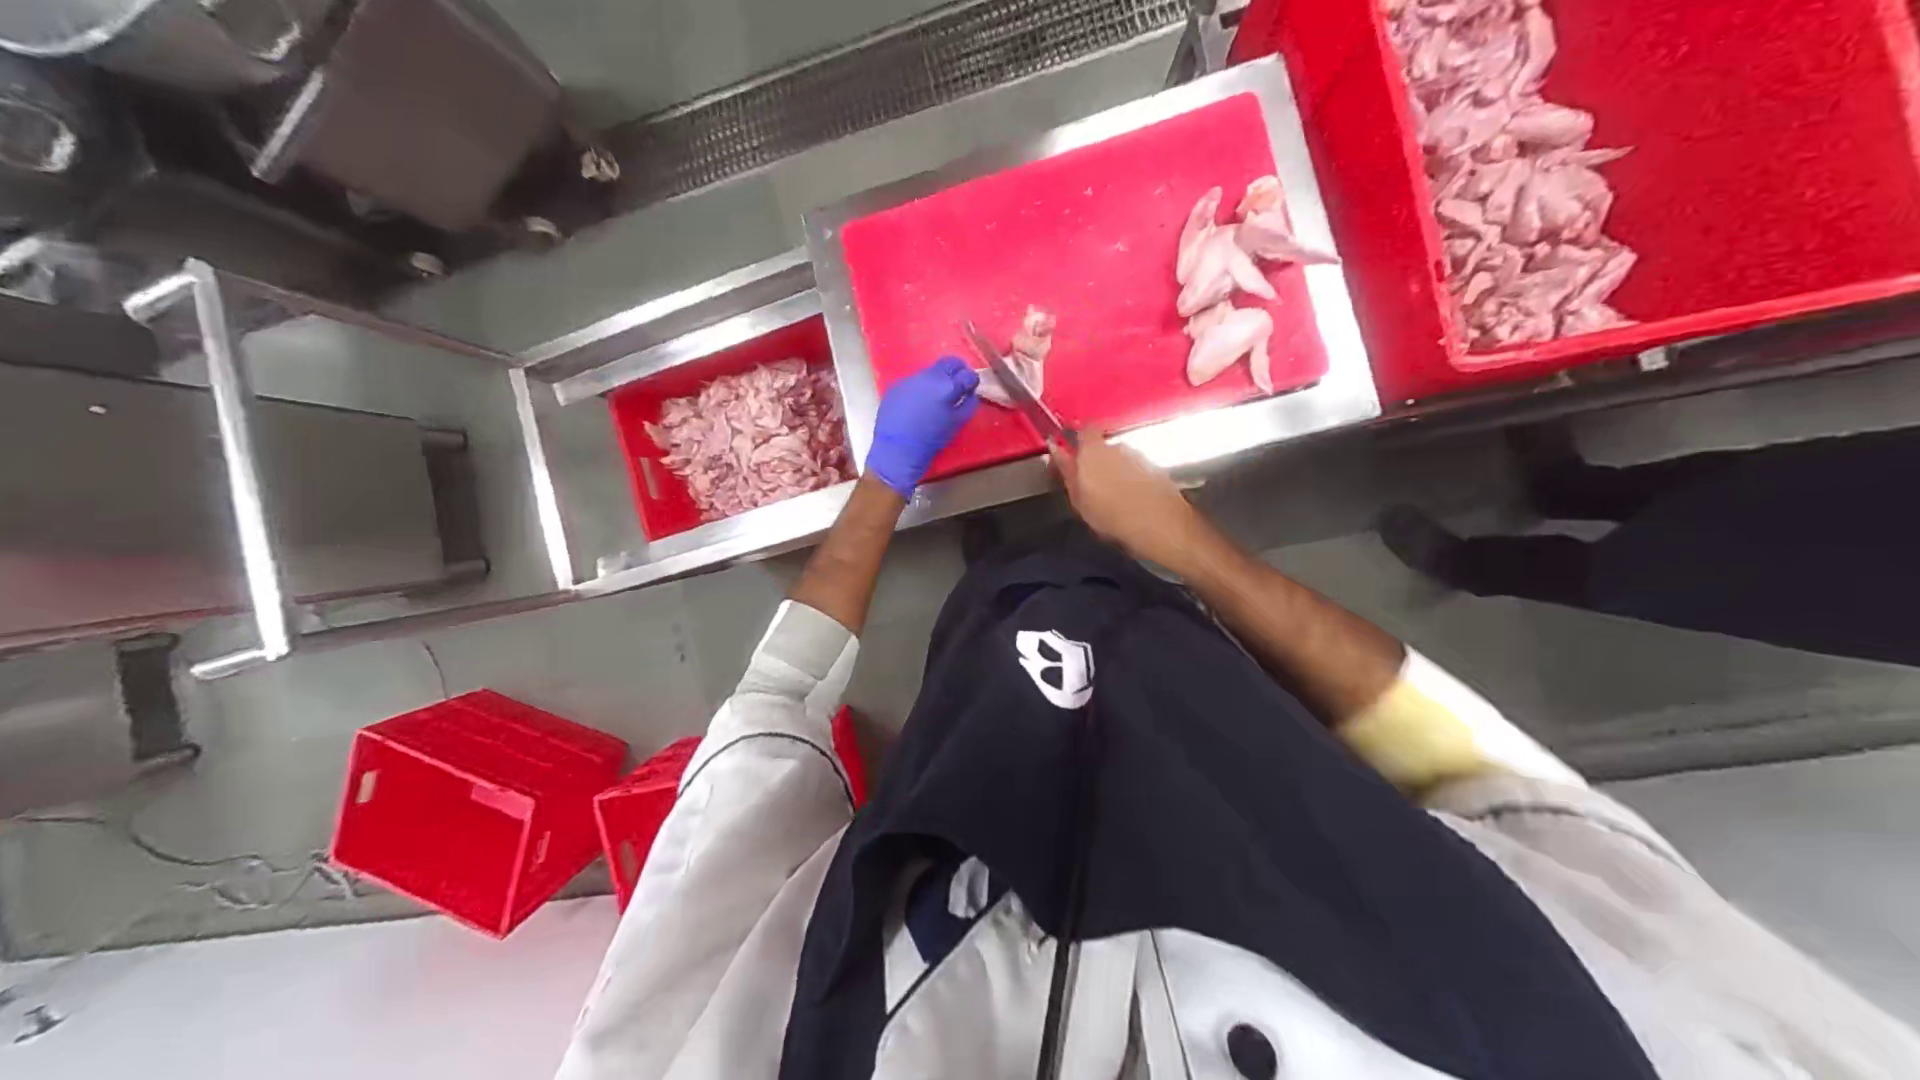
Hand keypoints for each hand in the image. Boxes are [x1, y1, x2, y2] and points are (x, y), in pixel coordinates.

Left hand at [865, 356, 979, 496]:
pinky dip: (919, 389)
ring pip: (929, 372)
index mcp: (946, 386)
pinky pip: (913, 382)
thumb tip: (970, 392)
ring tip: (935, 399)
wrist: (897, 450)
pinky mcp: (895, 387)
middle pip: (947, 363)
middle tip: (956, 386)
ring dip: (936, 381)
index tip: (970, 387)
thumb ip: (968, 404)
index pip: (966, 373)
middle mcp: (927, 376)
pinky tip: (917, 405)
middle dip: (955, 372)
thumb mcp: (957, 423)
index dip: (970, 380)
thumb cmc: (931, 440)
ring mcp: (909, 379)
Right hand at [1051, 434, 1206, 567]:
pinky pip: (1137, 471)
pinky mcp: (1157, 469)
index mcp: (1093, 450)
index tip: (1072, 455)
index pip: (1083, 430)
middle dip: (1097, 462)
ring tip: (1112, 499)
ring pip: (1121, 460)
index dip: (1077, 439)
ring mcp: (1140, 457)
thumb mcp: (1078, 498)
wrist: (1159, 525)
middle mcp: (1118, 447)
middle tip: (1091, 486)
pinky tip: (1130, 502)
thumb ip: (1066, 470)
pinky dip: (1133, 481)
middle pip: (1103, 447)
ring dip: (1116, 473)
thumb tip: (1056, 448)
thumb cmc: (1111, 514)